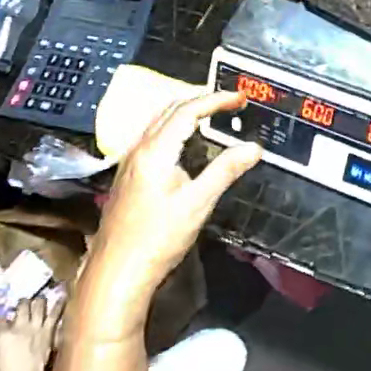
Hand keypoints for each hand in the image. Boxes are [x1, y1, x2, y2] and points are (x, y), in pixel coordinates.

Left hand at [72, 91, 262, 342]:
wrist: (117, 273)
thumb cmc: (157, 238)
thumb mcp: (198, 202)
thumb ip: (226, 170)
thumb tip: (253, 148)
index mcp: (155, 151)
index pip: (187, 111)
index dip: (215, 100)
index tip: (240, 98)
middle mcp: (138, 150)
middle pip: (168, 110)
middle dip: (200, 100)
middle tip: (228, 102)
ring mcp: (130, 164)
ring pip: (158, 124)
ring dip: (185, 114)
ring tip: (212, 116)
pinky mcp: (129, 178)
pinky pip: (153, 140)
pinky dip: (175, 131)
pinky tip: (187, 146)